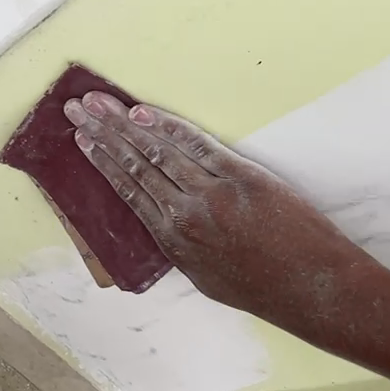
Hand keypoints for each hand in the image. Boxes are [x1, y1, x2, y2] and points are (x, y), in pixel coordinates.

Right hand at [62, 91, 385, 341]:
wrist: (313, 288)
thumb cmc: (260, 288)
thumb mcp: (202, 275)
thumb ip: (175, 242)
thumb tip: (157, 214)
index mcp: (171, 239)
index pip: (126, 189)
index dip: (100, 160)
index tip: (81, 139)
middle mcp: (183, 213)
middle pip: (133, 163)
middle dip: (101, 132)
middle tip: (76, 108)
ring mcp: (212, 193)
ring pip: (157, 151)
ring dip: (123, 122)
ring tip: (99, 102)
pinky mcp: (242, 177)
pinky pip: (196, 145)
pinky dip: (167, 126)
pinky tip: (144, 112)